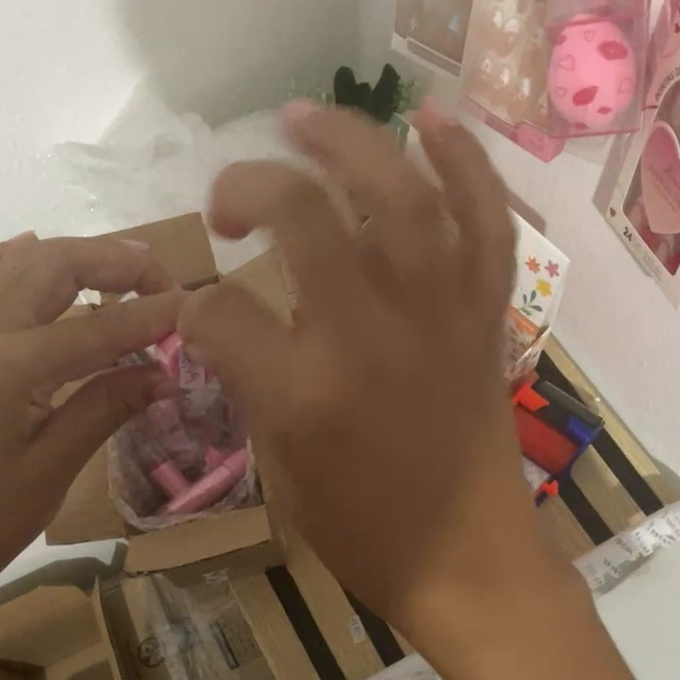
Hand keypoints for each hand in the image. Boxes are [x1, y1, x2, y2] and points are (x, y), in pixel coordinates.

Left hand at [0, 233, 186, 609]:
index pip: (97, 326)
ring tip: (126, 268)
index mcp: (8, 368)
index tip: (201, 307)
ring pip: (18, 266)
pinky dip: (6, 260)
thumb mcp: (57, 466)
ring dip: (74, 257)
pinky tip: (28, 248)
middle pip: (53, 267)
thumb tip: (165, 372)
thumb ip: (108, 406)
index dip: (154, 314)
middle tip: (166, 285)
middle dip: (115, 264)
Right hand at [179, 100, 563, 634]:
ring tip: (307, 118)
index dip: (196, 308)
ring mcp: (437, 318)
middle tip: (230, 193)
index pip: (222, 314)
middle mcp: (370, 337)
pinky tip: (430, 123)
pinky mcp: (484, 316)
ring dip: (351, 142)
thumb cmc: (366, 531)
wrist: (467, 562)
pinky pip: (484, 224)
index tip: (197, 316)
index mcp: (303, 393)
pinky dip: (463, 165)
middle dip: (254, 186)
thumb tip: (228, 326)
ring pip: (401, 196)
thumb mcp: (282, 470)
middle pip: (306, 218)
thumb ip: (252, 385)